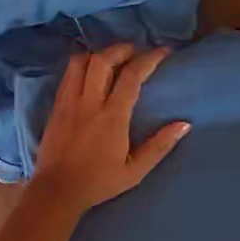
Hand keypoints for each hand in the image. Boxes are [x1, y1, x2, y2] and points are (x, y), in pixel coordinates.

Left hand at [30, 46, 190, 212]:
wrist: (57, 191)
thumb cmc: (99, 182)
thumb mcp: (135, 170)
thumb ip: (159, 146)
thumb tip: (184, 124)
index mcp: (112, 117)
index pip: (132, 76)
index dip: (149, 59)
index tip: (163, 52)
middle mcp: (89, 103)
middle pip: (102, 60)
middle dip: (121, 49)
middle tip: (135, 51)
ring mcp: (68, 102)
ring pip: (79, 63)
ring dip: (98, 55)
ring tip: (111, 59)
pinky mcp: (55, 107)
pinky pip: (67, 76)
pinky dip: (81, 66)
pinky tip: (90, 74)